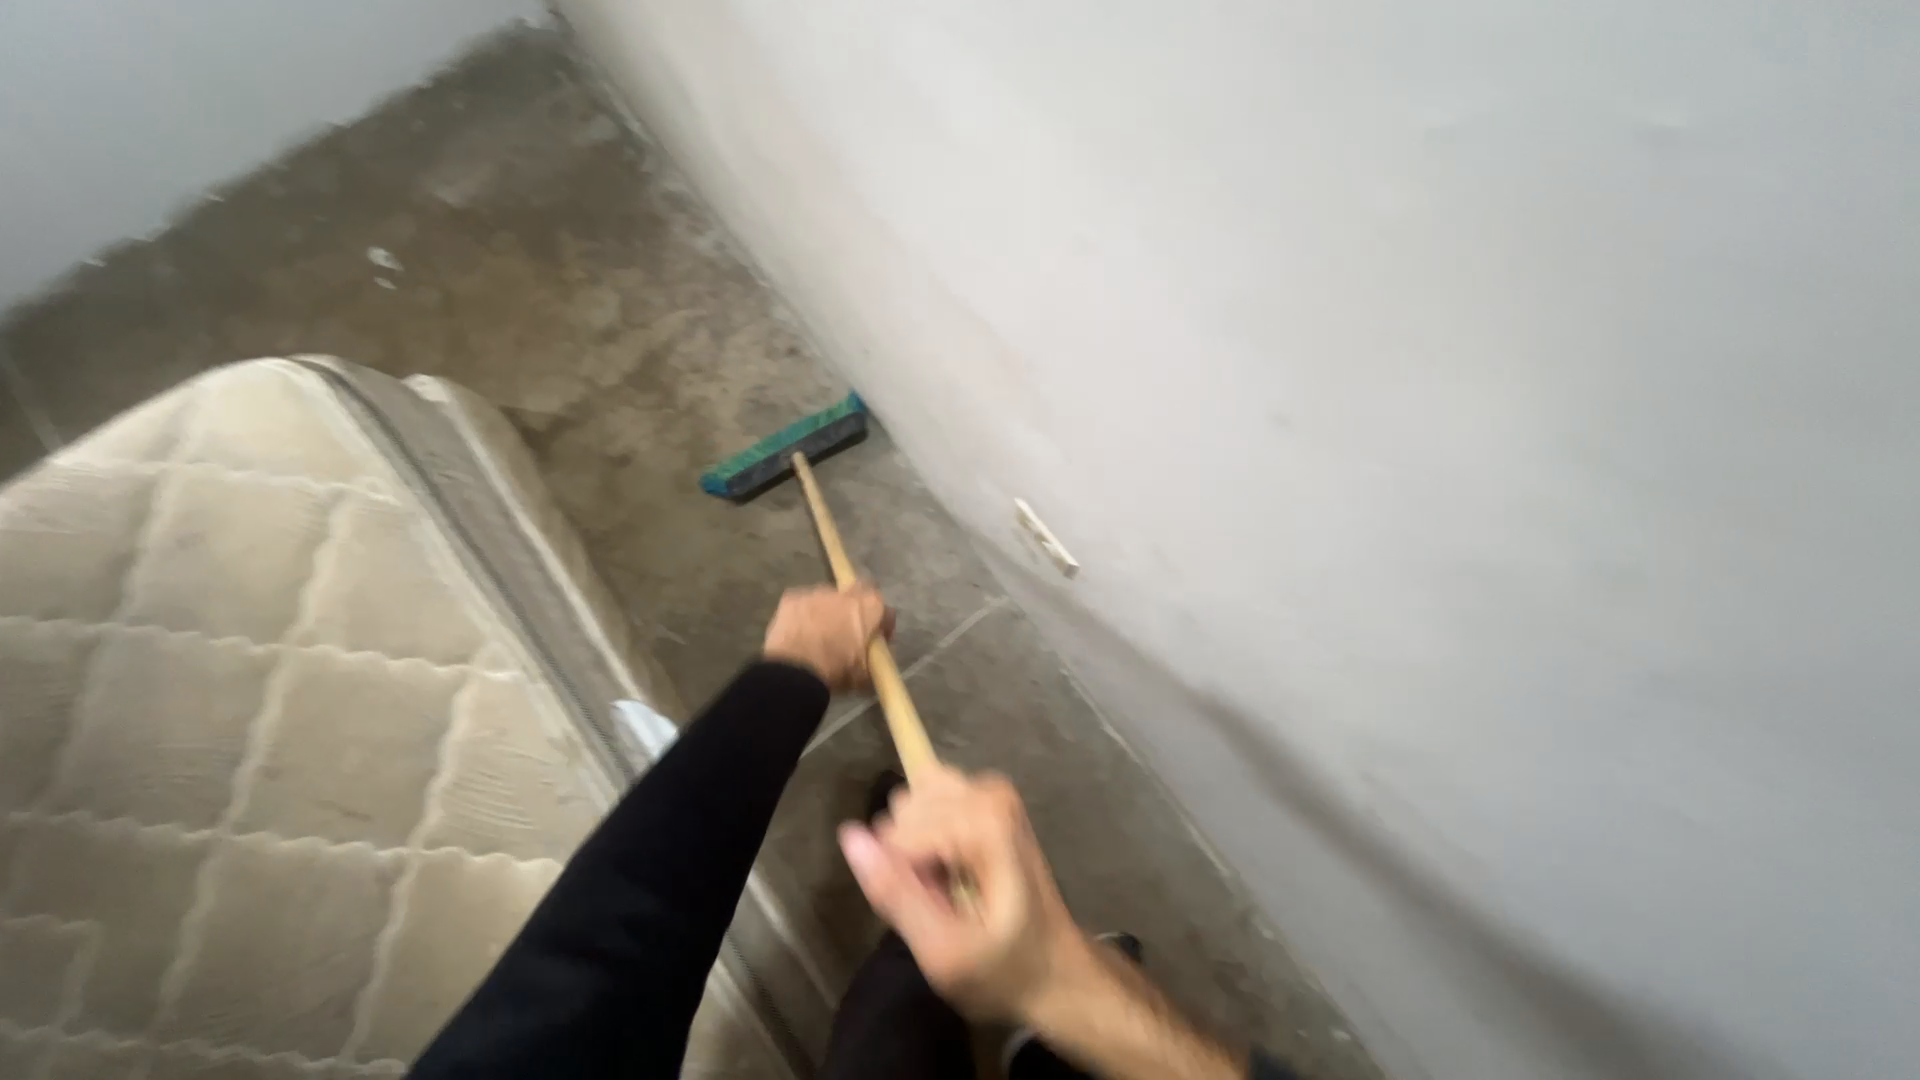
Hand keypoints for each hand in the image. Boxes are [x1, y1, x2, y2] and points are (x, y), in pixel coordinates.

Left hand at [762, 584, 893, 691]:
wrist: (794, 671)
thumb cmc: (836, 670)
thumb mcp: (867, 672)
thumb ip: (877, 655)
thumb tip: (877, 651)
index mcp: (870, 607)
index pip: (884, 608)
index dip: (881, 623)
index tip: (875, 637)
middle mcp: (846, 592)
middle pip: (857, 591)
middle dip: (856, 606)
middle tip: (848, 628)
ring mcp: (817, 592)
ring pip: (828, 597)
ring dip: (828, 610)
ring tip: (819, 633)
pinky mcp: (792, 596)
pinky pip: (804, 604)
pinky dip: (804, 614)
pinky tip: (799, 632)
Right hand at [837, 764, 1091, 1020]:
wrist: (1057, 972)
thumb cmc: (1003, 971)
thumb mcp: (942, 952)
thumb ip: (894, 893)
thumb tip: (850, 836)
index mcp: (985, 824)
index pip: (898, 835)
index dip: (905, 880)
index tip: (937, 912)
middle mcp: (990, 793)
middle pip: (906, 809)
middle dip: (912, 857)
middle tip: (944, 900)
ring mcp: (993, 791)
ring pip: (915, 801)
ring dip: (919, 844)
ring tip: (950, 885)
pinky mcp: (989, 796)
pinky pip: (930, 799)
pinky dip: (930, 832)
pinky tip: (953, 867)